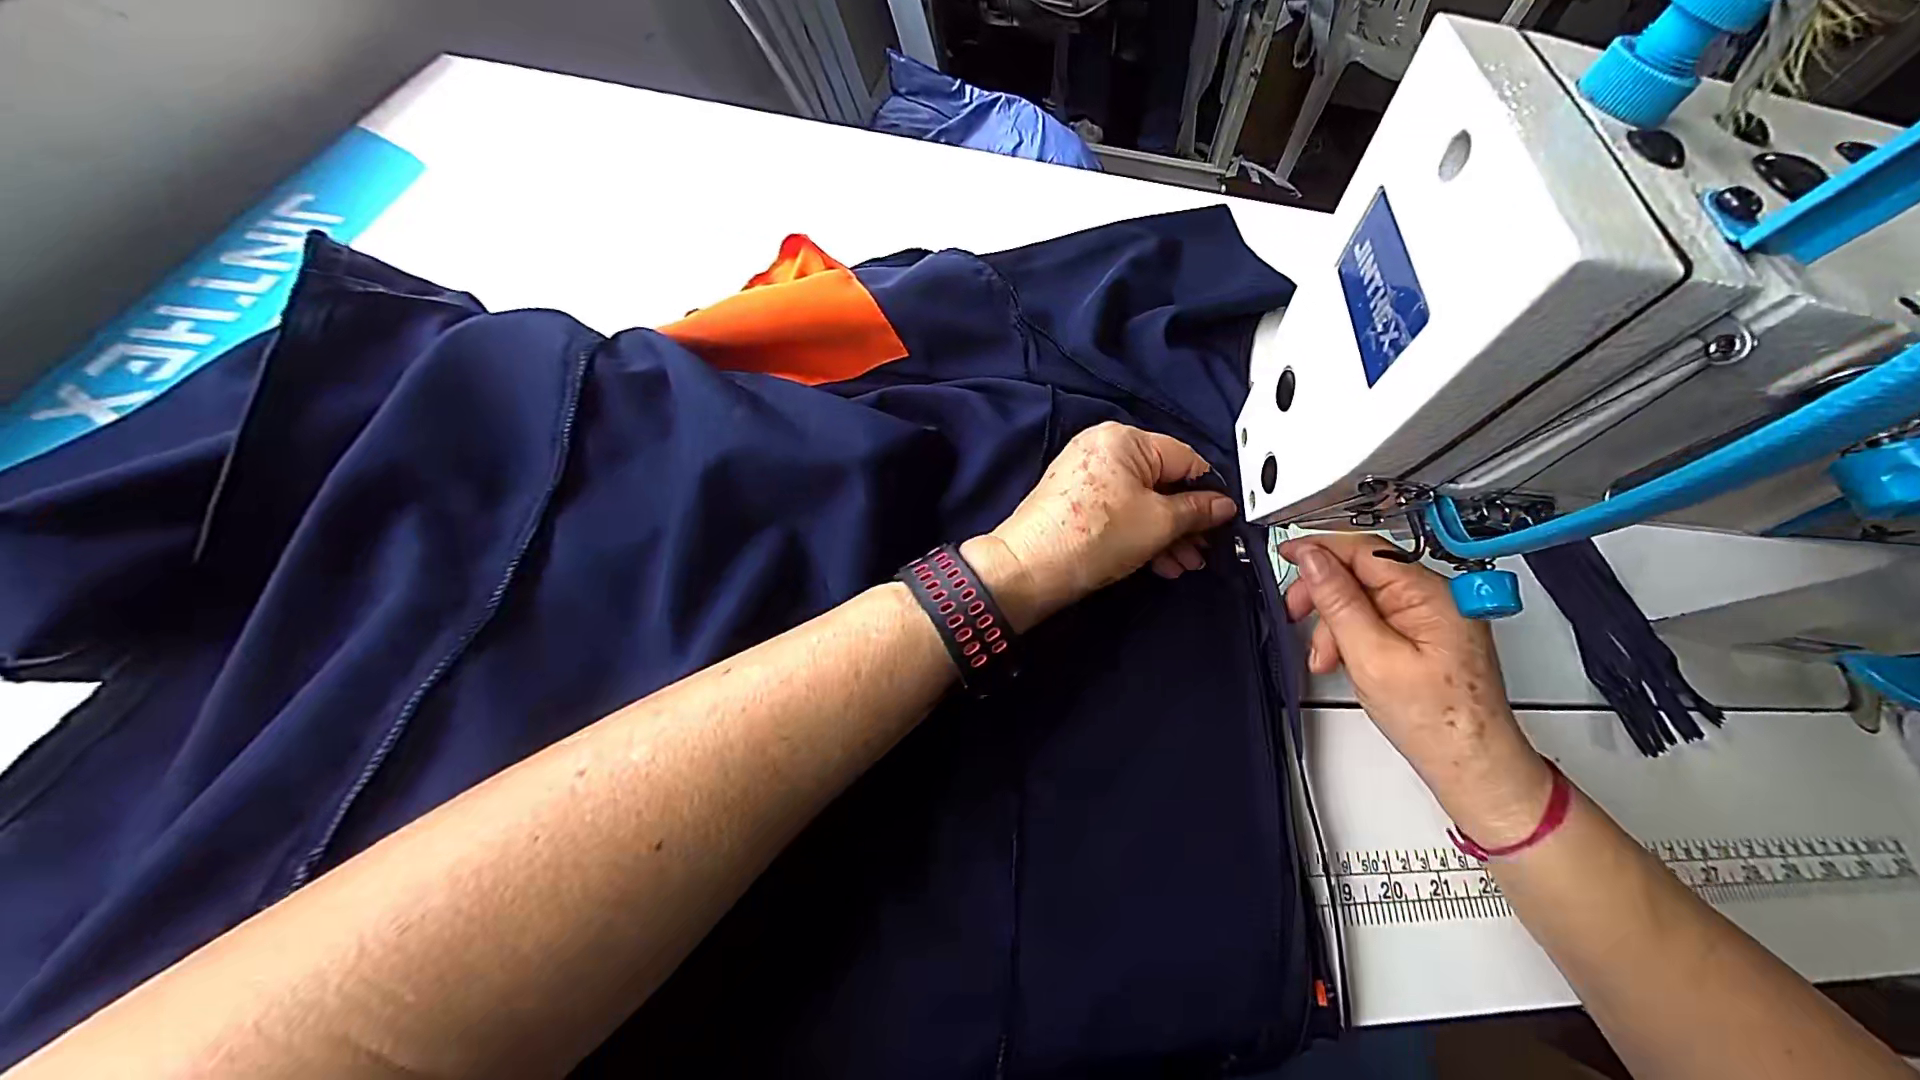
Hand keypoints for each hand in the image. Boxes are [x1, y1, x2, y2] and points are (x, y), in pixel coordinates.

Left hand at [961, 422, 1237, 631]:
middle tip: (1202, 550)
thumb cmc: (1089, 538)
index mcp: (1123, 438)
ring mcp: (1086, 475)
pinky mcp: (1076, 501)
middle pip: (1162, 481)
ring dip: (1166, 534)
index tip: (1221, 521)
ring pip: (1142, 501)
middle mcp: (1102, 449)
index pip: (1185, 459)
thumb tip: (1221, 505)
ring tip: (1182, 564)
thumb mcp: (1159, 523)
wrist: (1029, 569)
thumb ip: (1197, 510)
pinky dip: (1141, 534)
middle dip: (1186, 521)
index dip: (1208, 492)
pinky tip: (1159, 563)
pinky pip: (1120, 511)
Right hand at [1280, 534, 1552, 847]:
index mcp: (1431, 595)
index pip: (1365, 551)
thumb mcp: (1370, 655)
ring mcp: (1431, 618)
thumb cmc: (1435, 719)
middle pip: (1361, 573)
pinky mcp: (1423, 636)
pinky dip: (1348, 635)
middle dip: (1322, 593)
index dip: (1320, 549)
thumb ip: (1338, 600)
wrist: (1468, 764)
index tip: (1287, 552)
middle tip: (1294, 611)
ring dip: (1331, 622)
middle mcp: (1436, 599)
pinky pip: (1374, 619)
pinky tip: (1339, 658)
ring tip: (1323, 656)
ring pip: (1362, 598)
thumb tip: (1312, 558)